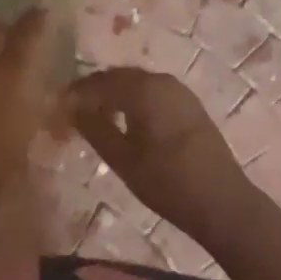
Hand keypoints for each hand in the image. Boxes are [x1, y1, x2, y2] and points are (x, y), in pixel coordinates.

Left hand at [0, 10, 60, 196]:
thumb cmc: (0, 117)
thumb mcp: (18, 71)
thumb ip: (27, 36)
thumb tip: (39, 5)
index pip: (1, 12)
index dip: (24, 3)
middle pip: (8, 35)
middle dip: (34, 29)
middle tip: (68, 27)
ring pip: (15, 59)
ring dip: (37, 54)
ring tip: (69, 54)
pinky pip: (19, 84)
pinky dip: (36, 79)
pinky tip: (58, 86)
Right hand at [67, 68, 263, 242]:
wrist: (223, 202)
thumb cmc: (168, 183)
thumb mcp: (122, 159)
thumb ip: (94, 128)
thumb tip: (70, 107)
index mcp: (143, 88)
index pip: (99, 82)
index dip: (75, 93)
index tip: (57, 108)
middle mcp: (161, 80)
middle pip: (118, 77)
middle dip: (93, 91)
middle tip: (72, 113)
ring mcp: (179, 90)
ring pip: (136, 84)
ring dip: (113, 96)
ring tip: (95, 119)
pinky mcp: (189, 104)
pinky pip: (152, 92)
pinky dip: (133, 101)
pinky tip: (125, 123)